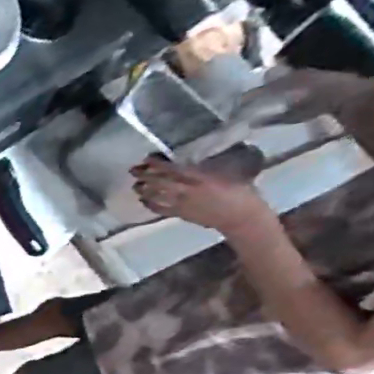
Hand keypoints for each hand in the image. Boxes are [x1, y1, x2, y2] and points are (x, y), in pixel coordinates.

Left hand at [132, 156, 272, 234]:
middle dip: (144, 175)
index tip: (147, 158)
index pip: (172, 169)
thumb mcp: (227, 171)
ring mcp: (181, 204)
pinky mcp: (180, 215)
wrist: (240, 216)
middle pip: (158, 182)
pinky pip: (159, 209)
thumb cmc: (239, 190)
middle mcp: (186, 190)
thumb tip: (192, 158)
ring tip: (135, 185)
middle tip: (132, 170)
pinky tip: (143, 200)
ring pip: (155, 196)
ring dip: (143, 190)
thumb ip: (207, 166)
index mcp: (199, 177)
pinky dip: (149, 204)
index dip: (157, 164)